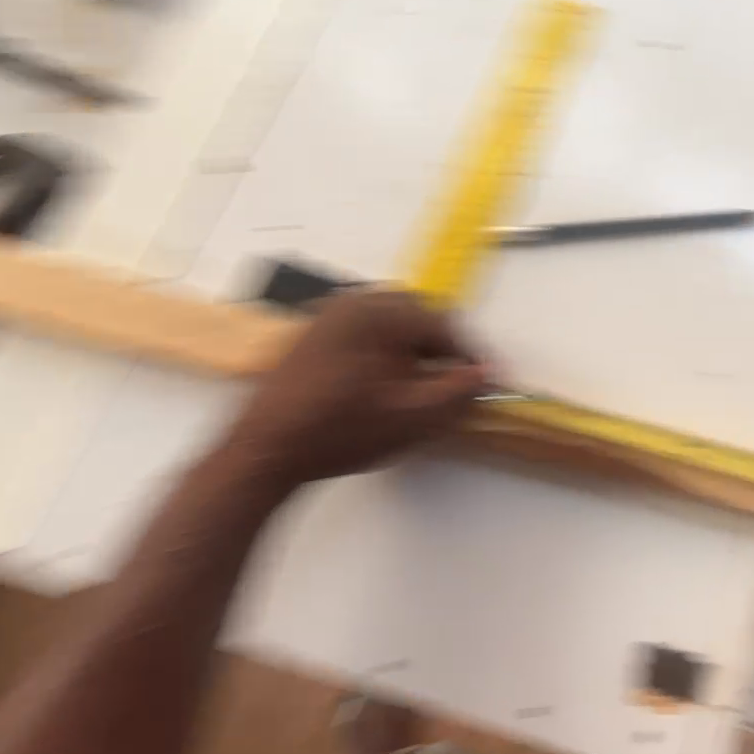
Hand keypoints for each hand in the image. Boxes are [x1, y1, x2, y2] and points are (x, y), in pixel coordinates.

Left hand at [224, 290, 490, 485]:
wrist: (264, 451)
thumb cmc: (340, 432)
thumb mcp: (411, 417)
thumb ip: (457, 391)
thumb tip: (485, 373)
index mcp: (379, 312)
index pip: (444, 324)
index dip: (472, 355)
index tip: (489, 381)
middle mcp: (352, 303)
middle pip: (416, 316)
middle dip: (441, 347)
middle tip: (455, 382)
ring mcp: (326, 318)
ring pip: (388, 324)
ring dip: (413, 349)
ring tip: (421, 388)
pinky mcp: (310, 337)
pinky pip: (362, 334)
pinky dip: (383, 352)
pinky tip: (383, 387)